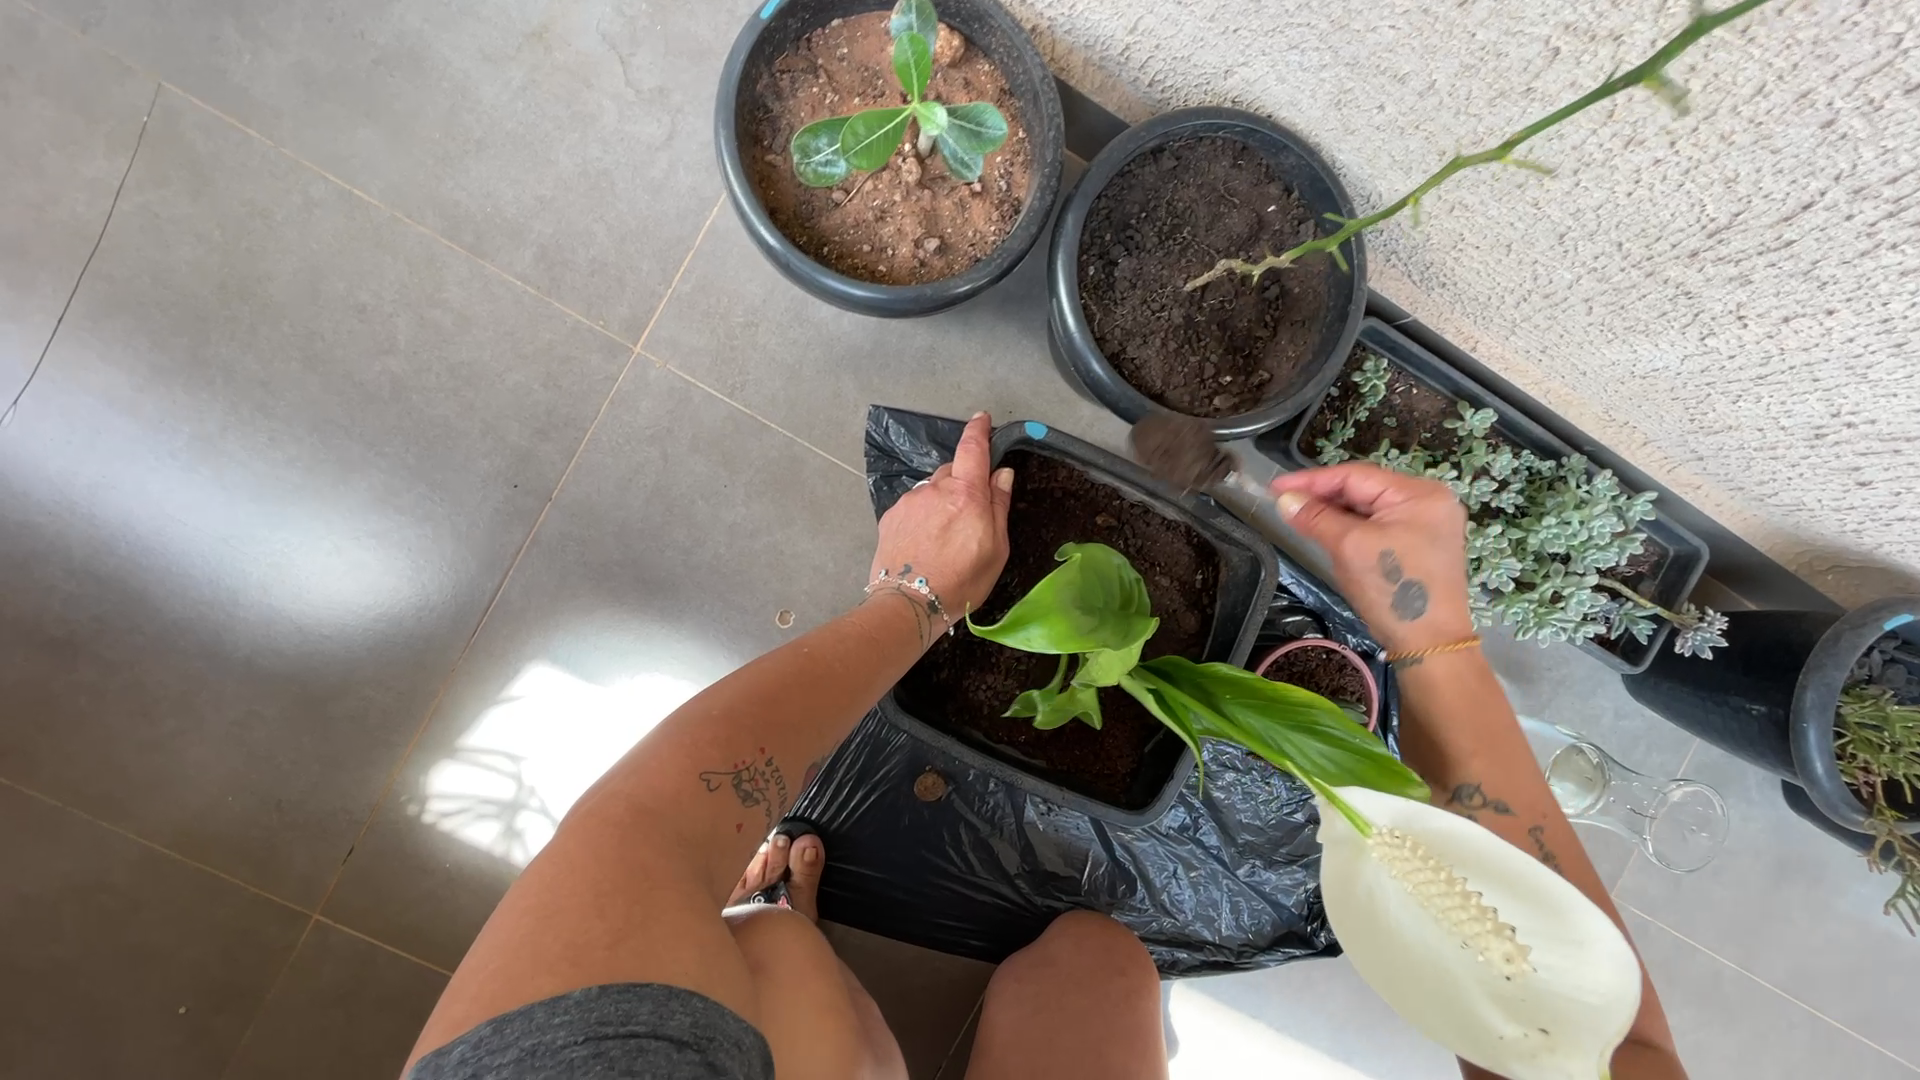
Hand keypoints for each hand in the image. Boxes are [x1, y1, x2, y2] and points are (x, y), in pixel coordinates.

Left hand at [868, 412, 1012, 641]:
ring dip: (941, 502)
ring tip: (945, 537)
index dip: (979, 430)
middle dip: (962, 484)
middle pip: (952, 472)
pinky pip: (914, 506)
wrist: (909, 604)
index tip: (982, 419)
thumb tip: (1002, 474)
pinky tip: (925, 542)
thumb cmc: (962, 581)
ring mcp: (909, 501)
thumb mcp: (996, 548)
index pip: (973, 449)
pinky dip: (923, 515)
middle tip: (969, 516)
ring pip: (931, 490)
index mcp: (966, 494)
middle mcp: (935, 489)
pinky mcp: (891, 515)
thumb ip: (998, 505)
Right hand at [1271, 464, 1473, 652]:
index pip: (1356, 475)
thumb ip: (1316, 518)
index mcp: (1419, 494)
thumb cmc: (1392, 589)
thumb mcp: (1348, 547)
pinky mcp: (1419, 545)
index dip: (1312, 480)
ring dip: (1334, 512)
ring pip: (1368, 508)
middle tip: (1285, 503)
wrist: (1429, 642)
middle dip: (1323, 496)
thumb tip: (1284, 499)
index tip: (1276, 487)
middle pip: (1364, 489)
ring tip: (1300, 516)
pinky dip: (1350, 526)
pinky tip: (1327, 531)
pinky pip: (1377, 525)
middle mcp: (1428, 502)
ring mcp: (1426, 524)